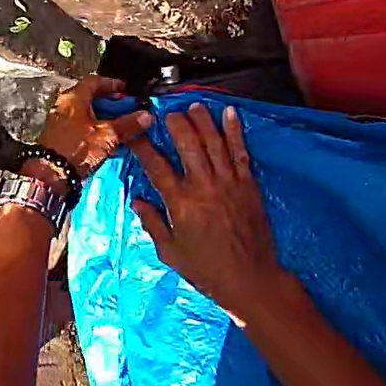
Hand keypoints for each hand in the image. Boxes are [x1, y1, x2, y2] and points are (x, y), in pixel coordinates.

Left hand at [32, 76, 153, 192]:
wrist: (51, 172)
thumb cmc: (76, 148)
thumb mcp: (108, 135)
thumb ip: (128, 124)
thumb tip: (145, 116)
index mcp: (74, 97)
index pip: (95, 81)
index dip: (113, 84)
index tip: (126, 91)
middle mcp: (64, 105)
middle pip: (90, 97)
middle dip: (110, 103)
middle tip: (127, 110)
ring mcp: (60, 120)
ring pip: (85, 113)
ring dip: (103, 117)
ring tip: (120, 126)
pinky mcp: (59, 136)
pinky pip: (80, 126)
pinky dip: (94, 129)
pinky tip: (106, 139)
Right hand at [130, 104, 295, 317]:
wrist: (251, 279)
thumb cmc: (206, 269)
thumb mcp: (169, 251)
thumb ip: (151, 222)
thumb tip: (138, 201)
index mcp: (180, 203)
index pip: (156, 165)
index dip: (142, 145)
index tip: (134, 132)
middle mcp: (204, 187)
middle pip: (188, 144)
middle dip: (176, 124)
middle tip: (166, 113)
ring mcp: (229, 183)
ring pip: (214, 142)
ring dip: (203, 120)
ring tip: (193, 105)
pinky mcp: (248, 185)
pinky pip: (240, 152)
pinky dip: (235, 131)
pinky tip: (230, 113)